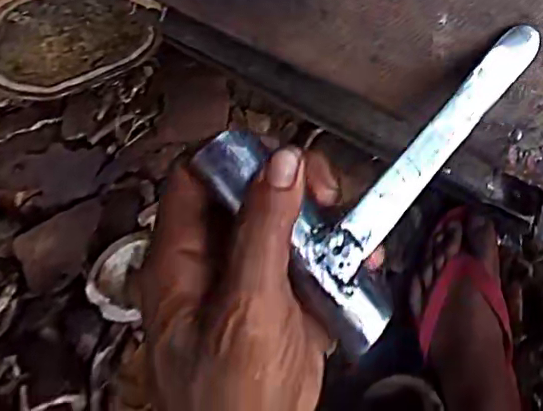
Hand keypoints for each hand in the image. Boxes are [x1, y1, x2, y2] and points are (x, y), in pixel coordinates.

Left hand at [140, 145, 343, 410]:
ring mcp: (253, 275)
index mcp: (182, 261)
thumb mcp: (247, 310)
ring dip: (326, 216)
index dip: (237, 156)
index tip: (280, 161)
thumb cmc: (230, 403)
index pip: (198, 175)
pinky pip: (315, 248)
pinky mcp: (287, 292)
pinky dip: (341, 247)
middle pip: (252, 186)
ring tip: (348, 232)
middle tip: (323, 197)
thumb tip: (283, 161)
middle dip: (295, 184)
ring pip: (289, 213)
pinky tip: (360, 261)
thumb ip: (264, 231)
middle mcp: (215, 259)